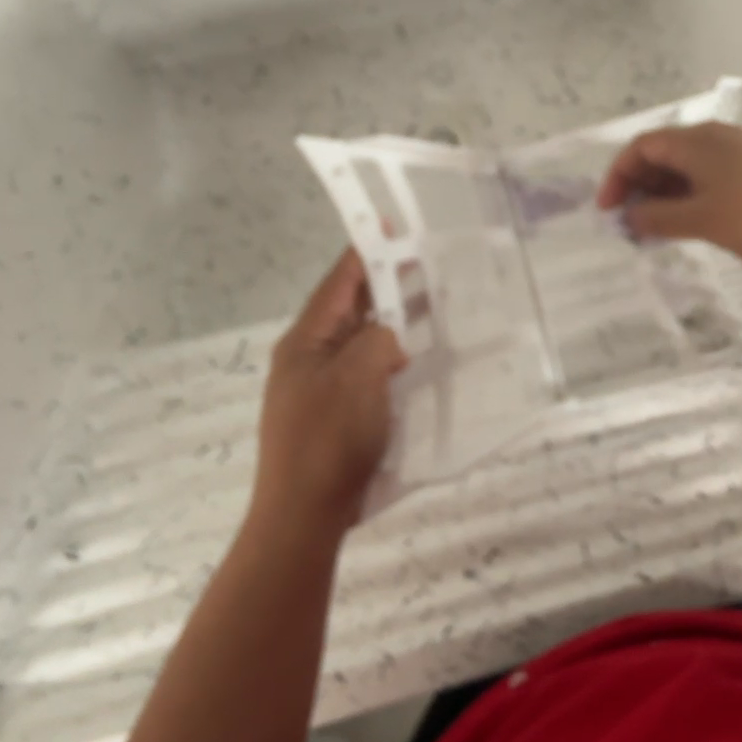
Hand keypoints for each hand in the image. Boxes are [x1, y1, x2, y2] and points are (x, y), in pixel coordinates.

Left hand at [252, 249, 406, 534]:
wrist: (305, 513)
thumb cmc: (329, 439)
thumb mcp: (358, 375)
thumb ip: (379, 339)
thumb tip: (390, 339)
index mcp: (306, 340)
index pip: (339, 282)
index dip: (365, 252)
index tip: (393, 228)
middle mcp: (311, 357)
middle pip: (353, 308)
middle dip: (388, 284)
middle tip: (427, 263)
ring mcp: (323, 387)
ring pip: (364, 340)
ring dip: (396, 321)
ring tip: (436, 305)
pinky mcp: (338, 413)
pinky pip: (370, 370)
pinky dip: (395, 357)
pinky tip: (421, 360)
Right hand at [596, 122, 741, 268]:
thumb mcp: (703, 220)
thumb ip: (659, 218)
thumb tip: (629, 217)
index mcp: (699, 141)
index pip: (642, 147)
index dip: (618, 176)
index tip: (608, 212)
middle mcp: (717, 139)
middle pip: (663, 155)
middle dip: (640, 188)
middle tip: (630, 225)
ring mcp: (740, 154)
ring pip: (687, 169)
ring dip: (665, 197)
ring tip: (656, 232)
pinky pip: (710, 179)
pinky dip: (691, 199)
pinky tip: (692, 226)